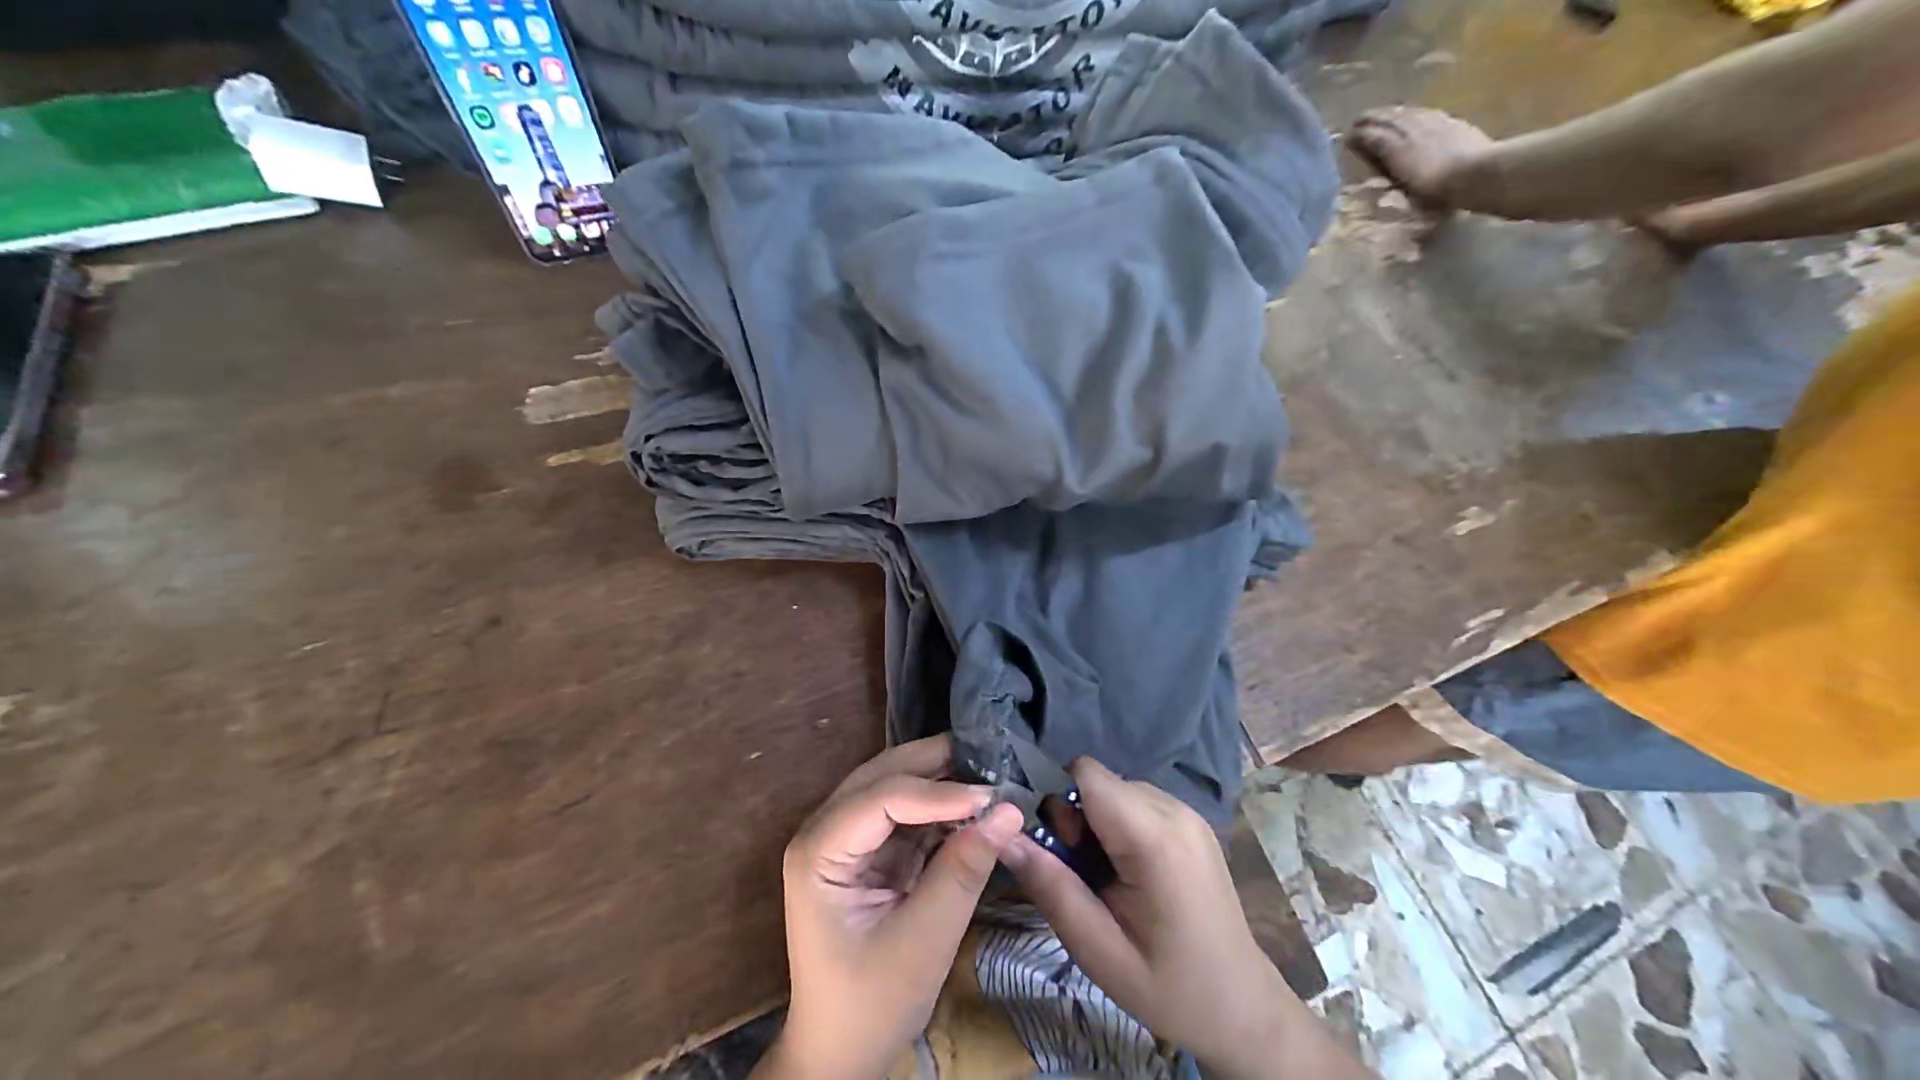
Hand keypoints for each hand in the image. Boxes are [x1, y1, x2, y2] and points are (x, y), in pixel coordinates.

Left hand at [755, 735, 1023, 1079]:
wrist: (841, 1051)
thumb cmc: (872, 1004)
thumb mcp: (923, 942)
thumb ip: (963, 871)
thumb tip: (1008, 811)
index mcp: (818, 852)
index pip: (880, 798)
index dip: (937, 792)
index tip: (991, 797)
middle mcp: (825, 832)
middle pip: (882, 777)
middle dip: (937, 765)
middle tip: (993, 756)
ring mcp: (846, 839)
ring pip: (895, 786)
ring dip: (941, 780)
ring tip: (990, 775)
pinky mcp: (869, 852)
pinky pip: (906, 814)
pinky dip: (941, 810)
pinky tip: (974, 808)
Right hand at [1002, 759, 1371, 1079]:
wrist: (1241, 1006)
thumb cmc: (1168, 986)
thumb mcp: (1097, 949)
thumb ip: (1049, 886)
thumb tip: (1002, 836)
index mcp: (1155, 837)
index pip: (1086, 773)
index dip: (1058, 800)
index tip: (1058, 850)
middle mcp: (1175, 810)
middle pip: (1098, 782)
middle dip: (1075, 817)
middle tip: (1081, 874)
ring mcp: (1188, 812)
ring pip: (1114, 789)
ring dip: (1095, 822)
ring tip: (1105, 878)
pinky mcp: (1191, 821)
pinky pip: (1136, 801)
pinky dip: (1118, 825)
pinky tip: (1127, 873)